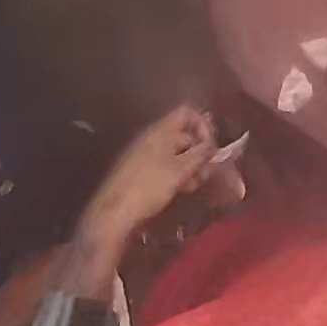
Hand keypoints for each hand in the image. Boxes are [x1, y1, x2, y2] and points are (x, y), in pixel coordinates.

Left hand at [78, 105, 219, 245]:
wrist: (114, 212)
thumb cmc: (149, 187)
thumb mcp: (180, 171)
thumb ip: (199, 155)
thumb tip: (211, 145)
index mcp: (161, 131)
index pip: (186, 113)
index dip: (202, 126)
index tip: (210, 147)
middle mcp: (153, 138)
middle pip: (184, 134)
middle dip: (199, 151)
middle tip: (207, 172)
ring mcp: (145, 153)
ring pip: (176, 152)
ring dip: (191, 165)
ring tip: (195, 184)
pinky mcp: (141, 170)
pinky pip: (166, 164)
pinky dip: (178, 173)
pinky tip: (182, 189)